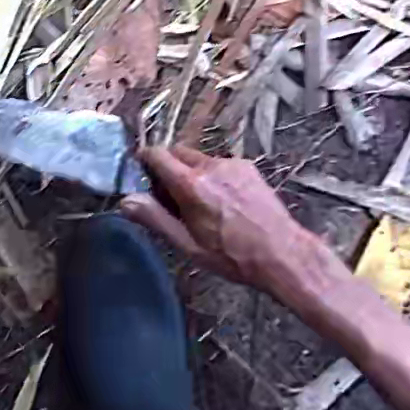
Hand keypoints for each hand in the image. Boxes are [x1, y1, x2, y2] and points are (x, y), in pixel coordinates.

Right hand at [121, 145, 348, 299]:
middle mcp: (209, 166)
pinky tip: (225, 201)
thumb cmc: (232, 256)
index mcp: (190, 184)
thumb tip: (125, 201)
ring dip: (192, 172)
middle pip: (177, 152)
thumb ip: (154, 218)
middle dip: (168, 167)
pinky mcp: (247, 167)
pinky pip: (219, 164)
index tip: (142, 174)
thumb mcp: (188, 245)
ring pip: (198, 159)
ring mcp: (230, 164)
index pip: (156, 154)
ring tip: (202, 203)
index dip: (145, 160)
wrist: (284, 255)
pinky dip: (214, 176)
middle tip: (170, 195)